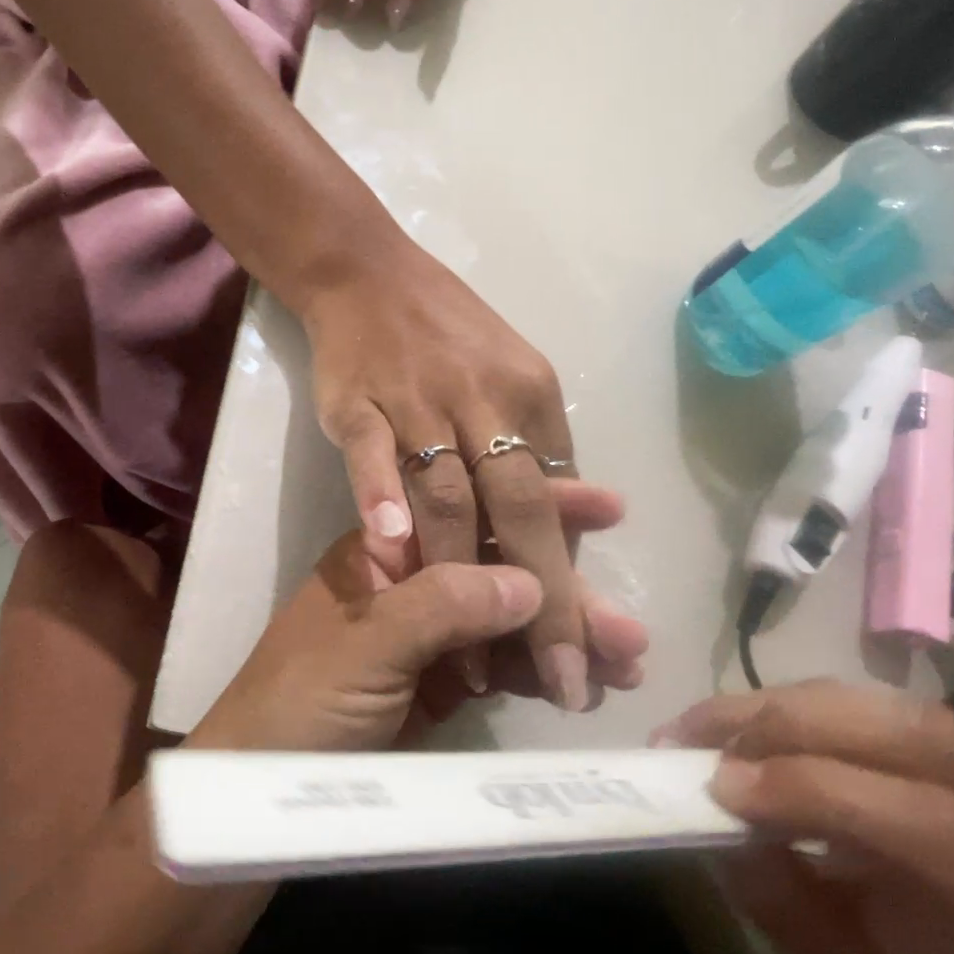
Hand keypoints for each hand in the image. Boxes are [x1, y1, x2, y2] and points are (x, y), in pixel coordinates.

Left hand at [189, 488, 646, 752]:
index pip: (471, 514)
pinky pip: (500, 669)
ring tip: (626, 669)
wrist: (262, 781)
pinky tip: (582, 689)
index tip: (608, 507)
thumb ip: (444, 606)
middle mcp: (413, 583)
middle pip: (503, 574)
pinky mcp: (439, 684)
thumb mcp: (367, 644)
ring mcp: (429, 636)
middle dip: (567, 597)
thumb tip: (533, 580)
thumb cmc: (300, 698)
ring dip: (565, 641)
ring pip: (510, 625)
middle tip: (630, 634)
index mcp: (386, 551)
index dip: (538, 508)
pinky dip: (539, 675)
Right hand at [301, 238, 596, 711]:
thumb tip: (567, 530)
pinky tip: (390, 549)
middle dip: (549, 603)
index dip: (579, 579)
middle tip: (570, 683)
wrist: (364, 270)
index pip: (561, 501)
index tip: (597, 654)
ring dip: (464, 576)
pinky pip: (370, 452)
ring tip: (478, 662)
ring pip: (448, 494)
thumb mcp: (509, 380)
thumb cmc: (442, 332)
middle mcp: (484, 400)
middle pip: (522, 509)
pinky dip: (380, 496)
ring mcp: (416, 401)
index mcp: (532, 396)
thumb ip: (533, 451)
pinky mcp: (355, 402)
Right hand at [659, 682, 953, 953]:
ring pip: (890, 707)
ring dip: (788, 706)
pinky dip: (808, 710)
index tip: (717, 785)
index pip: (921, 817)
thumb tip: (715, 814)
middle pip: (909, 733)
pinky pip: (882, 713)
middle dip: (790, 722)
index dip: (809, 788)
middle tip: (700, 736)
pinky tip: (756, 726)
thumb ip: (780, 896)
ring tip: (712, 722)